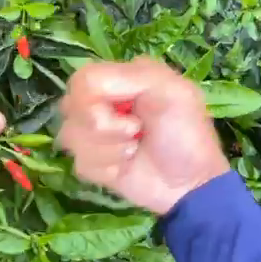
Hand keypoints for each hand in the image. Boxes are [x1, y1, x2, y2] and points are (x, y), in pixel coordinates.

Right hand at [57, 58, 228, 214]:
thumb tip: (94, 96)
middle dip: (104, 128)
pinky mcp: (90, 161)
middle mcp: (99, 101)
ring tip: (133, 152)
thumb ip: (133, 76)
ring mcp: (92, 132)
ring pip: (70, 136)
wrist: (189, 185)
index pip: (82, 80)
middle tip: (135, 135)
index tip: (132, 117)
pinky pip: (79, 162)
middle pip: (70, 107)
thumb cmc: (185, 133)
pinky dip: (106, 168)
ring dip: (108, 150)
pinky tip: (124, 168)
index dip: (97, 102)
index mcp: (117, 78)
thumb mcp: (173, 90)